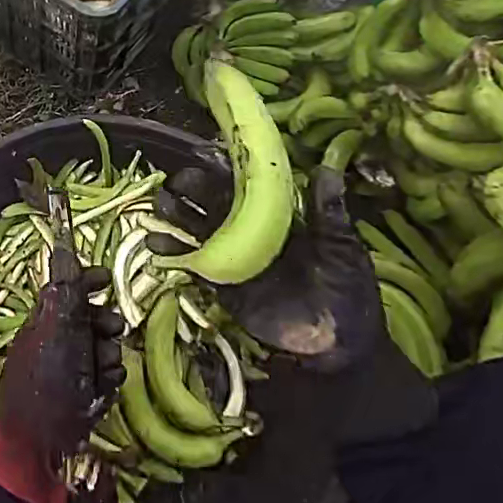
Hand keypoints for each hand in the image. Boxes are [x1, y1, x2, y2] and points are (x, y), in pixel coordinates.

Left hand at [0, 260, 125, 455]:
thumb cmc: (46, 379)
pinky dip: (108, 380)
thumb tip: (61, 248)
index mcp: (45, 319)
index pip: (68, 288)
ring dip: (109, 354)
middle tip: (112, 329)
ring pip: (102, 347)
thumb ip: (65, 290)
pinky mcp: (83, 394)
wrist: (39, 443)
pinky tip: (104, 388)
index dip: (88, 280)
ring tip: (105, 367)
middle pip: (91, 317)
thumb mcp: (57, 327)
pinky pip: (105, 376)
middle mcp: (58, 340)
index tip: (107, 278)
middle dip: (106, 321)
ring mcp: (70, 368)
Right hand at [151, 154, 437, 442]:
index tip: (205, 154)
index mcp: (275, 215)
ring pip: (196, 228)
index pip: (244, 185)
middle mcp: (248, 230)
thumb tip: (328, 168)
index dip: (224, 169)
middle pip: (212, 201)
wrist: (342, 349)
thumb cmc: (347, 290)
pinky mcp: (223, 284)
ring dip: (175, 215)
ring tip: (159, 206)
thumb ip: (328, 211)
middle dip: (191, 189)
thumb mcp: (342, 247)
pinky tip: (155, 244)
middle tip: (176, 182)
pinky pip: (192, 264)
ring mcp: (232, 256)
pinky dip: (172, 254)